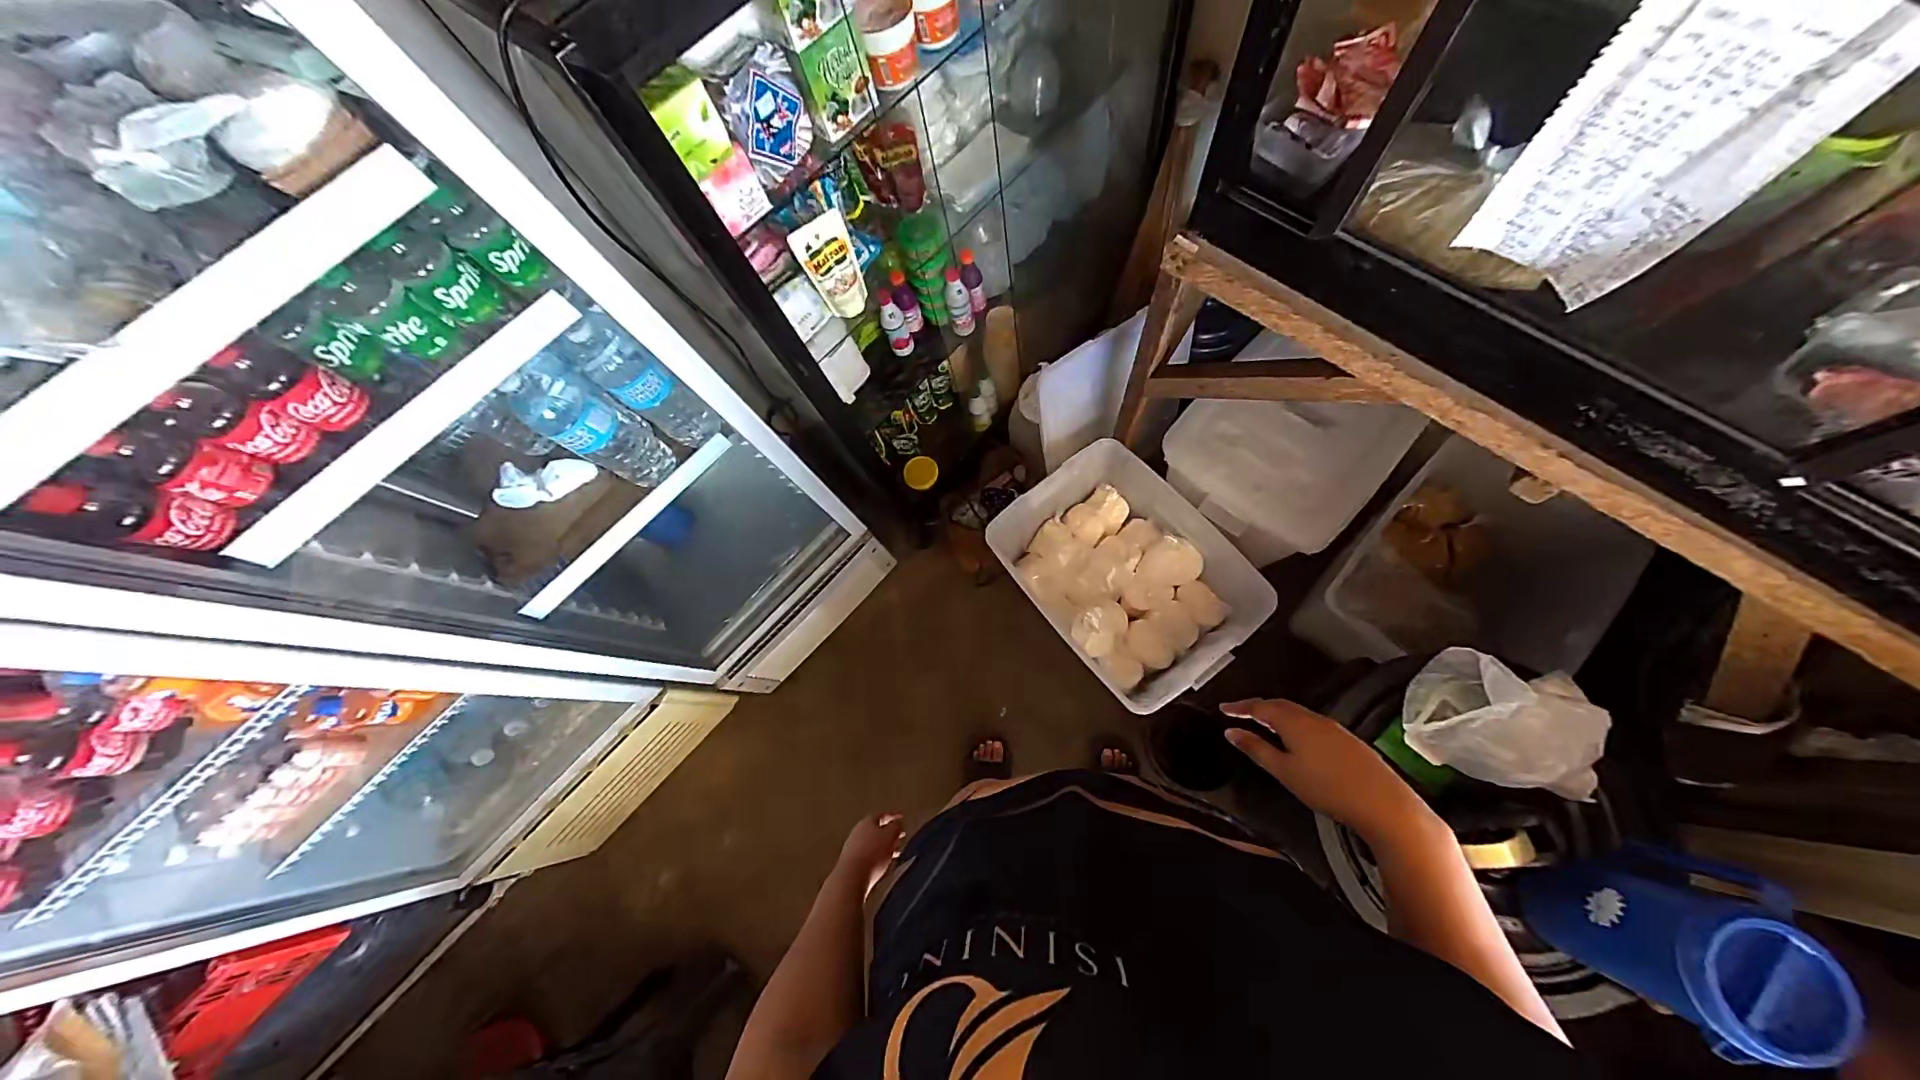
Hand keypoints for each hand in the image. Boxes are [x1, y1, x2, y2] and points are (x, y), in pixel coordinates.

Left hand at [837, 812, 905, 890]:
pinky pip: (869, 854)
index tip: (902, 818)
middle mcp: (858, 831)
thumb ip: (896, 827)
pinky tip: (884, 862)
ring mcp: (852, 847)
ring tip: (895, 851)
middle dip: (890, 833)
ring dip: (885, 845)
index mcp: (867, 821)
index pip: (882, 815)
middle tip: (900, 836)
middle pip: (877, 829)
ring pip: (873, 842)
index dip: (894, 816)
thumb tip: (897, 823)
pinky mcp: (852, 862)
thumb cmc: (873, 853)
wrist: (851, 877)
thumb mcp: (890, 836)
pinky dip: (878, 855)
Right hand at [1222, 699, 1437, 842]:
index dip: (1239, 706)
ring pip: (1298, 714)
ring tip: (1264, 724)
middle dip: (1259, 707)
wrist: (1384, 804)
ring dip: (1278, 715)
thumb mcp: (1283, 770)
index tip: (1224, 708)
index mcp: (1294, 722)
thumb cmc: (1327, 788)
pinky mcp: (1349, 741)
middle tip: (1241, 712)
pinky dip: (1296, 724)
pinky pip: (1313, 723)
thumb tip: (1232, 732)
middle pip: (1280, 705)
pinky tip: (1296, 739)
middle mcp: (1314, 719)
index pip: (1260, 707)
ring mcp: (1334, 728)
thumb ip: (1256, 748)